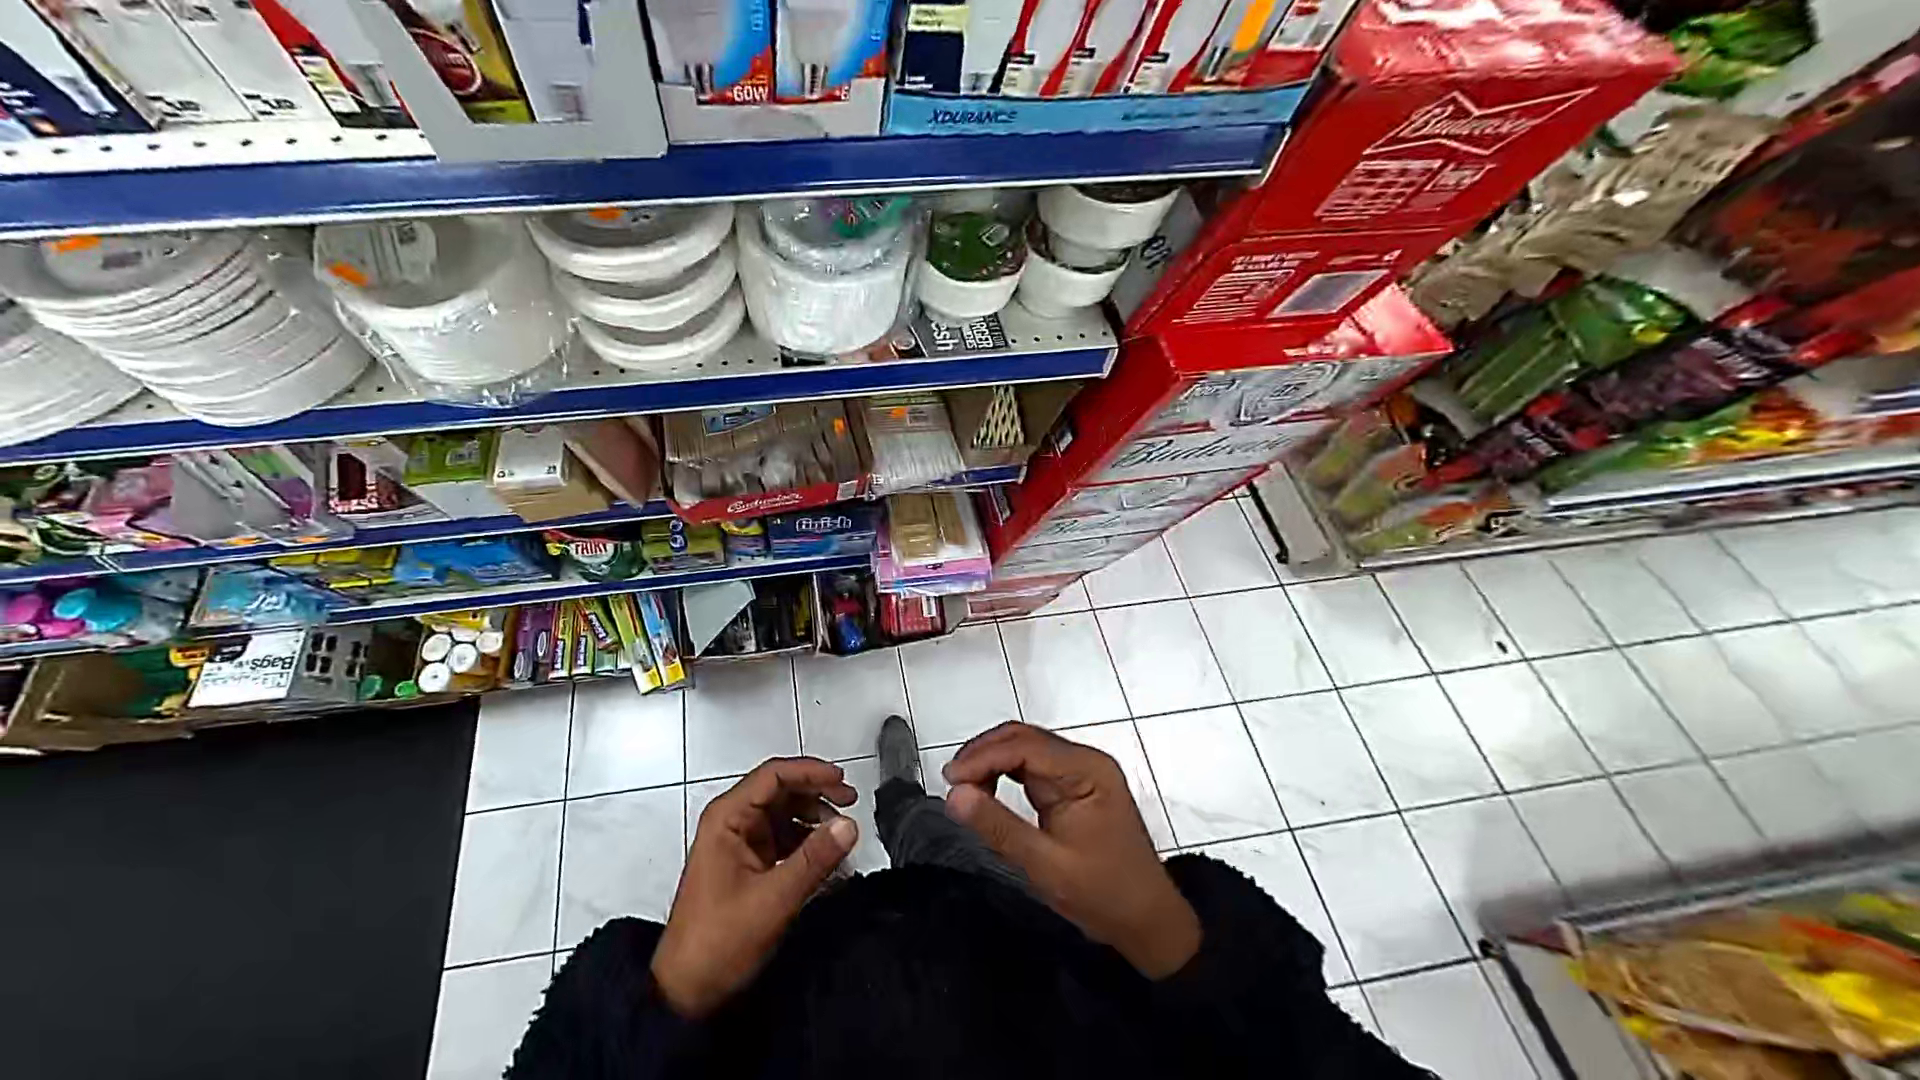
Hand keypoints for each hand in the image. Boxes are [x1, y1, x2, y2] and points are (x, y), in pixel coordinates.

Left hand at [651, 757, 858, 1017]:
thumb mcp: (773, 899)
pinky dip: (807, 842)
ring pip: (785, 813)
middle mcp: (733, 822)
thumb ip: (814, 859)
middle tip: (851, 802)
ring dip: (815, 818)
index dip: (811, 772)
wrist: (687, 993)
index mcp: (728, 818)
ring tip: (842, 834)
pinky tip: (829, 858)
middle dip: (817, 792)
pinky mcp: (749, 863)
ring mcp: (741, 842)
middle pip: (781, 790)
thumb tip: (850, 824)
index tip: (843, 781)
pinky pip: (784, 838)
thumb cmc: (721, 940)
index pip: (773, 775)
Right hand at [943, 722, 1200, 978]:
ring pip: (1025, 749)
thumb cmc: (1105, 894)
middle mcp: (1085, 761)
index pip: (1024, 746)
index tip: (950, 779)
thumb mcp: (1046, 866)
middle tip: (952, 782)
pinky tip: (987, 791)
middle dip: (984, 754)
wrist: (1148, 920)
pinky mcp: (1074, 786)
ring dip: (992, 762)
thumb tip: (954, 795)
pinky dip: (1005, 774)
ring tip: (964, 787)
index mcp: (1087, 770)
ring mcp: (1081, 772)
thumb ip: (998, 827)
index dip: (982, 757)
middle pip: (1024, 739)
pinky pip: (1032, 767)